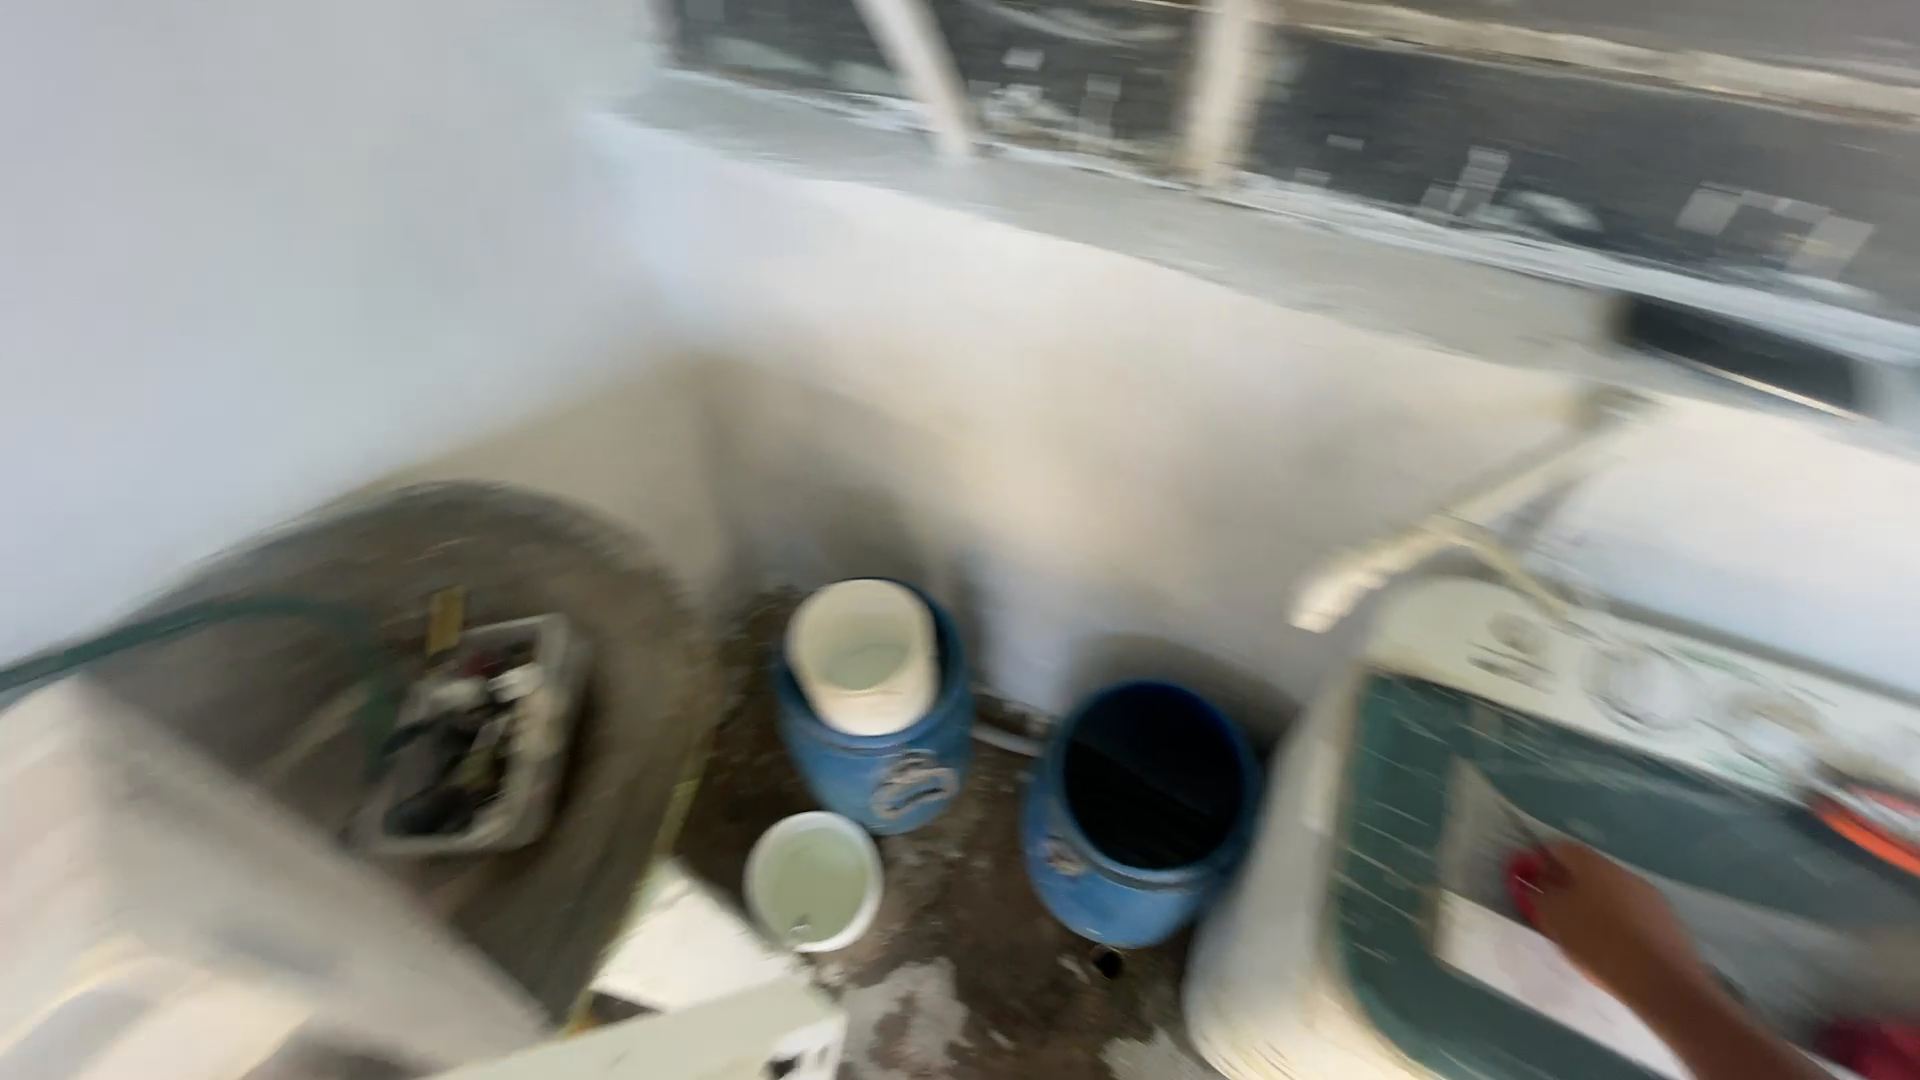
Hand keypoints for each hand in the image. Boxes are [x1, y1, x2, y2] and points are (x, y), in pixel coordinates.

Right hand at [1529, 842, 1713, 1009]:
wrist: (1667, 987)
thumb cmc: (1599, 943)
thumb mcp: (1552, 916)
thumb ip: (1538, 891)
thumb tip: (1533, 878)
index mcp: (1593, 864)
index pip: (1558, 847)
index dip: (1540, 860)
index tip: (1531, 882)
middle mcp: (1624, 873)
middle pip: (1587, 869)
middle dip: (1568, 883)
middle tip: (1554, 907)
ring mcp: (1652, 898)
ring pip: (1611, 892)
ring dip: (1594, 903)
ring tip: (1583, 931)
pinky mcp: (1670, 924)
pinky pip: (1633, 912)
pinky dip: (1618, 921)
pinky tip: (1613, 945)